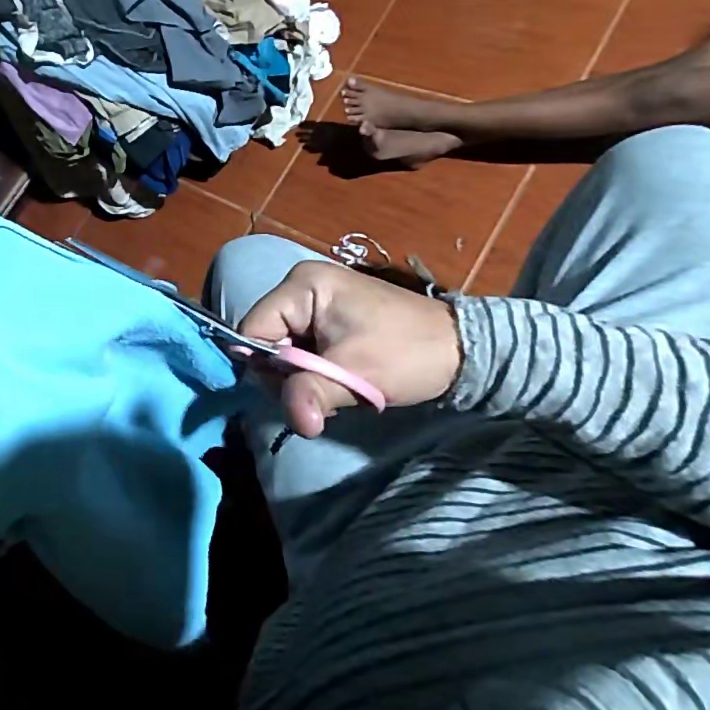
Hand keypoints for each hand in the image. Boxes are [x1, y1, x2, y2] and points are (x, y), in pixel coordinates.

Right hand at [238, 261, 460, 438]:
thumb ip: (313, 393)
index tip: (297, 389)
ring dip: (305, 379)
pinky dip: (316, 373)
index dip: (266, 367)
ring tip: (339, 385)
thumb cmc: (406, 352)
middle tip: (326, 390)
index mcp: (302, 285)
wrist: (457, 350)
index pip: (253, 330)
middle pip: (266, 341)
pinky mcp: (327, 320)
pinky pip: (303, 351)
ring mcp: (315, 302)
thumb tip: (296, 423)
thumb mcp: (356, 374)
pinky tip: (341, 380)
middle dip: (289, 376)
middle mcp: (301, 287)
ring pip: (284, 351)